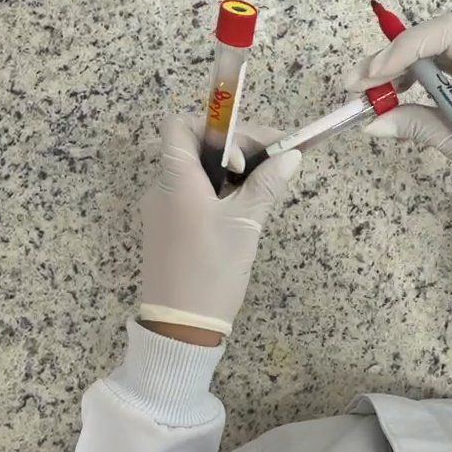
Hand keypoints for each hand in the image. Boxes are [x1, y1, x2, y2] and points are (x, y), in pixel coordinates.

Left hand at [138, 114, 300, 339]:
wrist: (180, 326)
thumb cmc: (211, 270)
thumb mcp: (245, 224)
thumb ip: (266, 185)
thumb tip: (291, 155)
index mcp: (175, 179)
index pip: (180, 125)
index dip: (214, 126)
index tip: (247, 150)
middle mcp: (161, 188)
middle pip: (192, 146)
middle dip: (232, 149)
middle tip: (269, 163)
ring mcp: (160, 210)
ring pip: (194, 172)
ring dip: (227, 172)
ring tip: (261, 188)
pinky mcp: (166, 230)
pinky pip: (190, 195)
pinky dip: (216, 192)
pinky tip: (241, 209)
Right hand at [342, 14, 451, 210]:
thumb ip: (418, 126)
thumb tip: (372, 123)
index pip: (449, 34)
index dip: (407, 46)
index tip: (375, 73)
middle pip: (438, 38)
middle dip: (393, 57)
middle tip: (356, 82)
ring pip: (437, 51)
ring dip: (400, 66)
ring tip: (368, 89)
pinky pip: (445, 67)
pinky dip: (416, 77)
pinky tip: (394, 91)